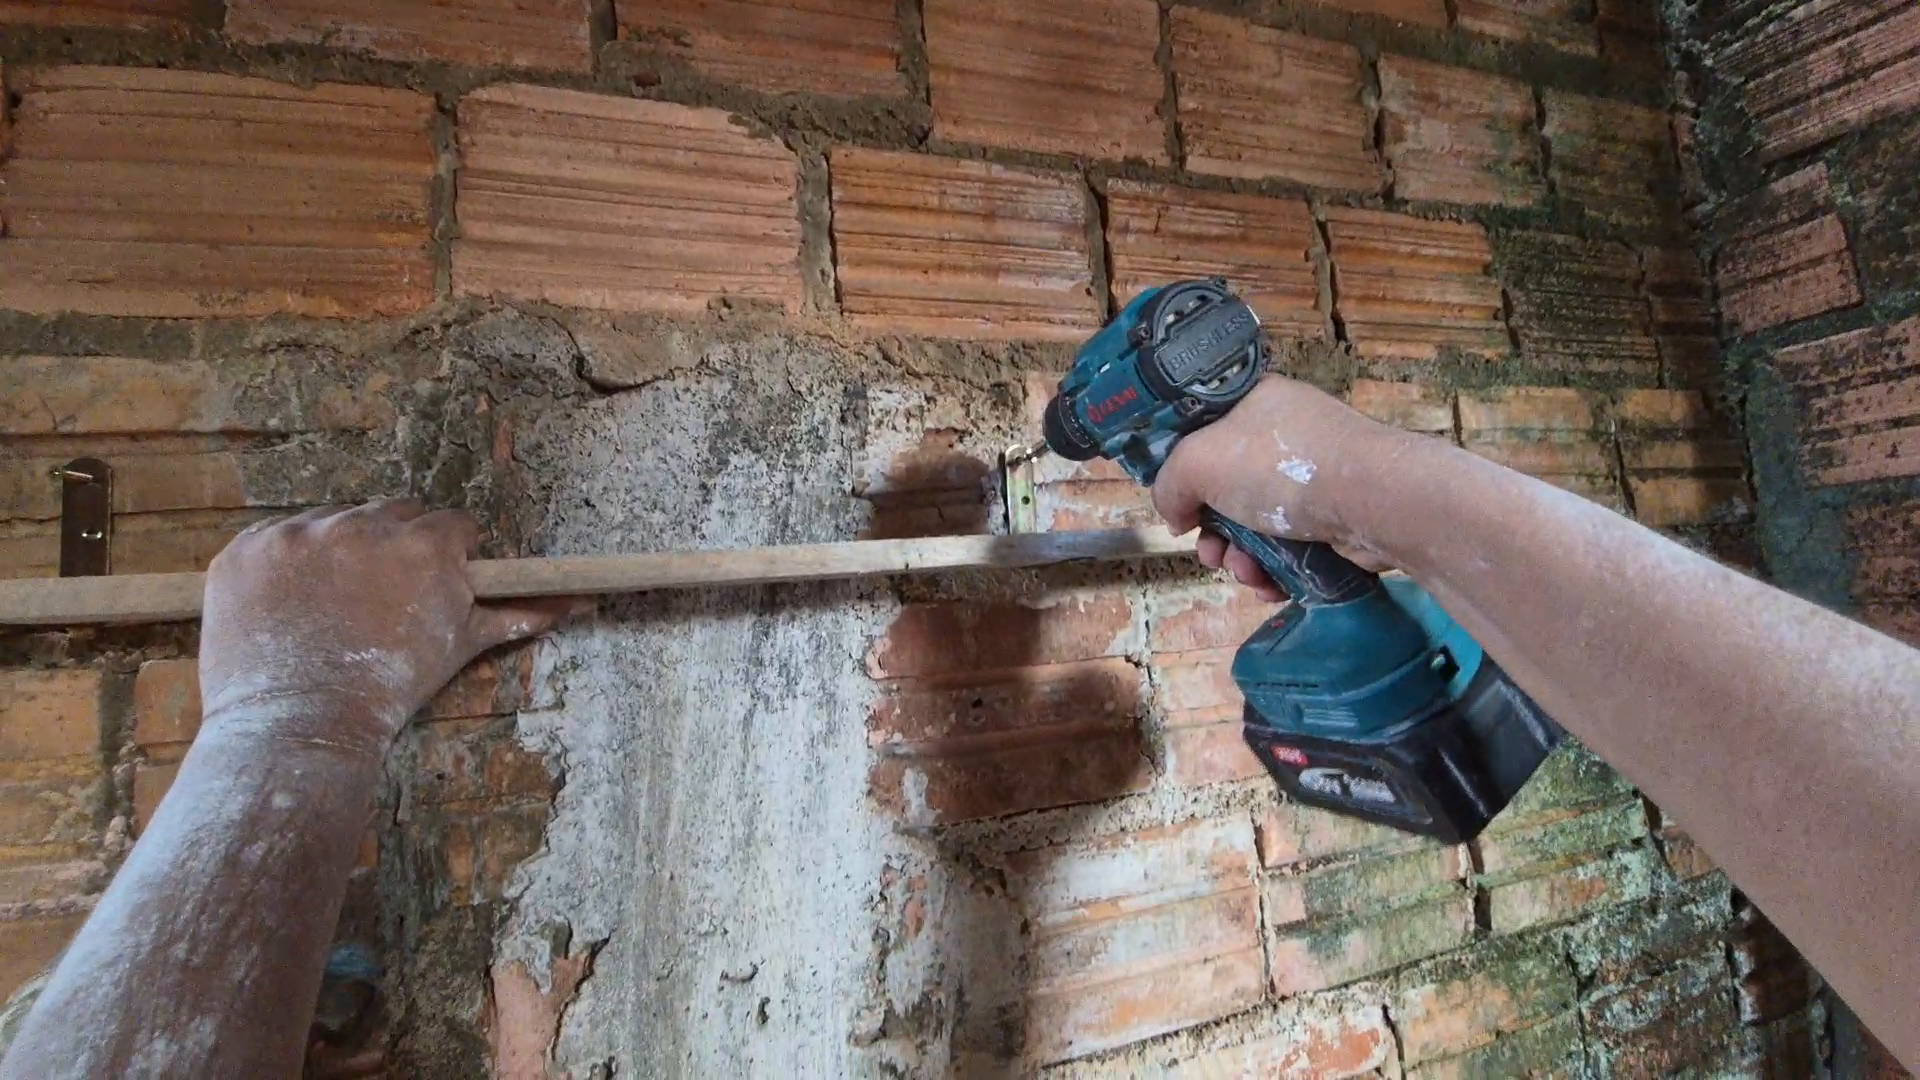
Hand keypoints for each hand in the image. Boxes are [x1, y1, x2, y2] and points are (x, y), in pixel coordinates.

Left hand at [197, 500, 588, 755]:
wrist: (305, 718)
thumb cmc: (400, 680)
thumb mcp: (467, 642)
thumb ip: (524, 613)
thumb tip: (582, 604)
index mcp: (425, 545)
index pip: (453, 523)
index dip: (452, 552)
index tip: (439, 581)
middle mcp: (364, 526)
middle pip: (398, 512)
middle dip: (402, 542)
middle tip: (391, 588)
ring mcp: (298, 534)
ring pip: (340, 519)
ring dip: (348, 546)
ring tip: (341, 595)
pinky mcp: (246, 548)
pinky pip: (281, 533)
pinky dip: (292, 558)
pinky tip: (299, 595)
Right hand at [1151, 377, 1401, 598]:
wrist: (1372, 501)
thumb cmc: (1277, 468)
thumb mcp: (1196, 464)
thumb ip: (1168, 486)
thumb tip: (1175, 517)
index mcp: (1251, 404)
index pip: (1200, 433)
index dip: (1181, 473)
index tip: (1177, 506)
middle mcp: (1282, 434)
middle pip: (1223, 487)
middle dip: (1211, 531)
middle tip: (1210, 553)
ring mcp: (1312, 474)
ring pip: (1253, 522)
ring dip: (1238, 557)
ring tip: (1244, 573)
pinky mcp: (1334, 513)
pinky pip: (1286, 543)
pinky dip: (1272, 567)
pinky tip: (1269, 584)